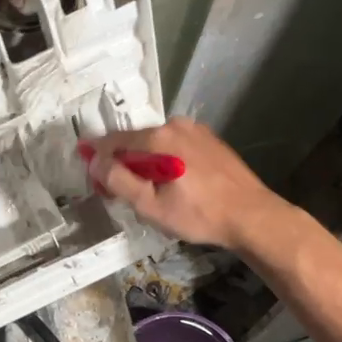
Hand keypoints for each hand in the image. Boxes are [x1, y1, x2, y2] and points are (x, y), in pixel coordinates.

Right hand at [85, 117, 294, 249]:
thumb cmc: (198, 214)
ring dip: (144, 164)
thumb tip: (93, 160)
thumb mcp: (149, 205)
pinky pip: (175, 147)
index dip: (97, 157)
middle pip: (135, 142)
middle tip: (119, 193)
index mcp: (158, 137)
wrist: (250, 216)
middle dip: (122, 164)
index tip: (91, 176)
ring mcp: (195, 131)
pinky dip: (164, 161)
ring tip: (148, 193)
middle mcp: (175, 125)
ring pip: (155, 145)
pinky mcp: (209, 141)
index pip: (113, 141)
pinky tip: (172, 185)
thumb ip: (118, 180)